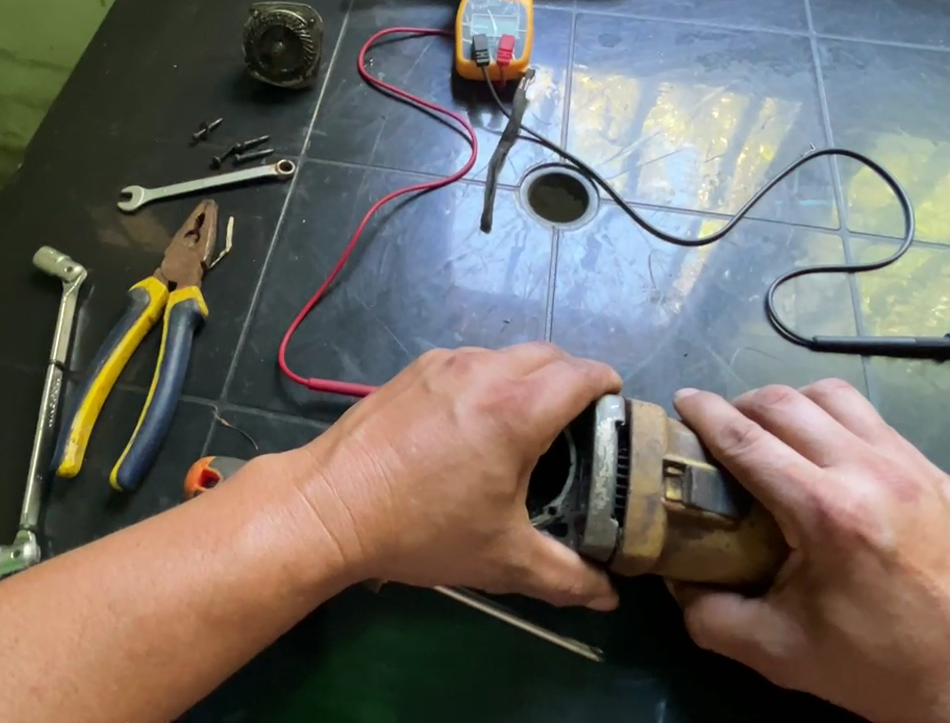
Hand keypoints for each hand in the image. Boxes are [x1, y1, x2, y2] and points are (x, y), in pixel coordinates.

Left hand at [288, 342, 621, 608]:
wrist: (333, 505)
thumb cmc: (423, 529)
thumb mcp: (502, 558)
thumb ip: (566, 576)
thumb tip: (608, 596)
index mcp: (516, 408)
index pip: (583, 373)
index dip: (609, 386)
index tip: (616, 410)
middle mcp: (484, 370)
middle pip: (549, 354)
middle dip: (572, 378)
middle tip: (577, 421)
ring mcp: (445, 362)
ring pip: (506, 354)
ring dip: (527, 377)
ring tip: (525, 423)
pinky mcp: (416, 367)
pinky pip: (470, 361)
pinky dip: (488, 379)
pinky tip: (474, 420)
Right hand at [671, 381, 949, 722]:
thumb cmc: (890, 673)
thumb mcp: (784, 655)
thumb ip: (712, 616)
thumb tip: (672, 582)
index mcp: (826, 512)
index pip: (745, 437)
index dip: (703, 411)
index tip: (680, 400)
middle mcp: (868, 471)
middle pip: (783, 401)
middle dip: (739, 403)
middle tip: (722, 428)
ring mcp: (911, 466)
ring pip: (832, 395)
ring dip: (790, 402)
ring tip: (776, 432)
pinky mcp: (940, 474)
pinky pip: (872, 419)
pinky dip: (834, 419)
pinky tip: (831, 456)